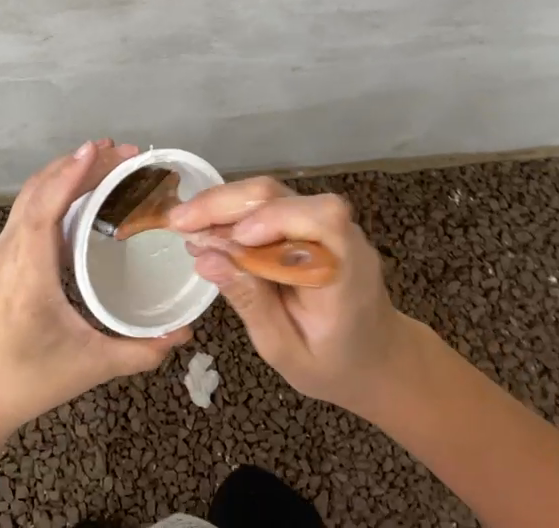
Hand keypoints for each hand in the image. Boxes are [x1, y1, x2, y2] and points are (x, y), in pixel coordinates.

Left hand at [0, 140, 191, 436]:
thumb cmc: (31, 378)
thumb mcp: (92, 365)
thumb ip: (141, 350)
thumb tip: (185, 332)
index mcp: (28, 270)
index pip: (45, 206)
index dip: (71, 174)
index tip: (99, 149)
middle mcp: (10, 251)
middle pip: (38, 190)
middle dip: (76, 164)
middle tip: (120, 153)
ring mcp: (2, 252)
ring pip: (30, 196)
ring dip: (63, 173)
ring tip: (102, 162)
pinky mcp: (3, 258)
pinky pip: (27, 211)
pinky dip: (53, 191)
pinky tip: (78, 195)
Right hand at [170, 177, 407, 413]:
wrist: (379, 359)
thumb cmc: (335, 365)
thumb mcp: (287, 351)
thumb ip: (251, 303)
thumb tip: (206, 259)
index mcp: (345, 272)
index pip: (322, 219)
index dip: (277, 218)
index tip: (236, 239)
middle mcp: (339, 236)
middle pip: (281, 197)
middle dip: (225, 204)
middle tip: (178, 223)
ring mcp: (324, 224)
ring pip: (268, 194)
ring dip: (222, 205)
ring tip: (184, 225)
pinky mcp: (308, 221)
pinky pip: (267, 205)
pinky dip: (232, 212)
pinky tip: (206, 229)